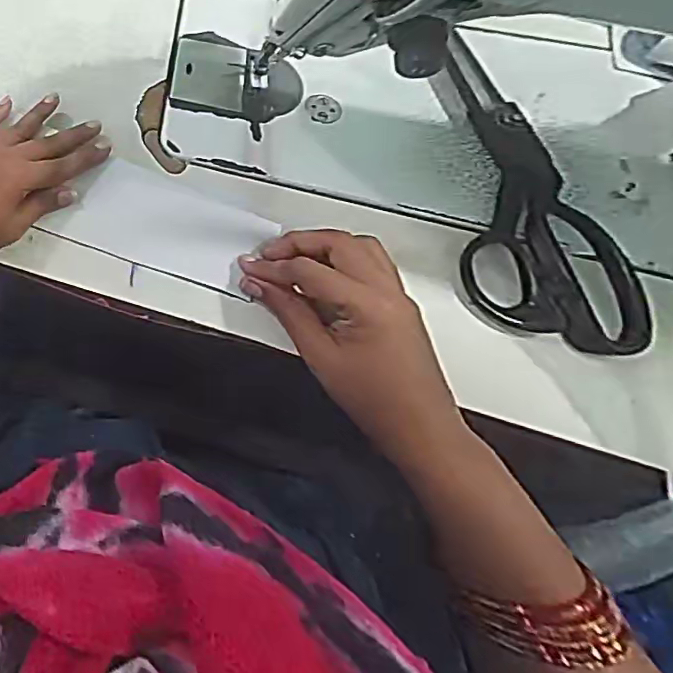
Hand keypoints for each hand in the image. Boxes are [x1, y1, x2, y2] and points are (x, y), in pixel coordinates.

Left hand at [0, 94, 110, 256]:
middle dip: (72, 135)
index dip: (85, 157)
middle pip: (48, 143)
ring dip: (39, 113)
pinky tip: (7, 102)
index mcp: (24, 178)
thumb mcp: (13, 225)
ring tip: (55, 99)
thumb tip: (68, 193)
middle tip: (92, 124)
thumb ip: (40, 205)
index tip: (103, 147)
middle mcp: (10, 158)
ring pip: (20, 127)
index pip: (63, 166)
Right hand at [238, 229, 467, 467]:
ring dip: (321, 245)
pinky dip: (340, 257)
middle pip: (337, 242)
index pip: (308, 269)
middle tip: (267, 256)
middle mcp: (388, 293)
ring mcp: (397, 297)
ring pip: (358, 245)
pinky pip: (370, 262)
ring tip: (291, 259)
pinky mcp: (398, 304)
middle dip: (296, 243)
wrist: (421, 430)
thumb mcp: (319, 355)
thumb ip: (287, 312)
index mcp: (369, 304)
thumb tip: (262, 286)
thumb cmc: (380, 402)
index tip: (251, 269)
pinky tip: (319, 274)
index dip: (272, 267)